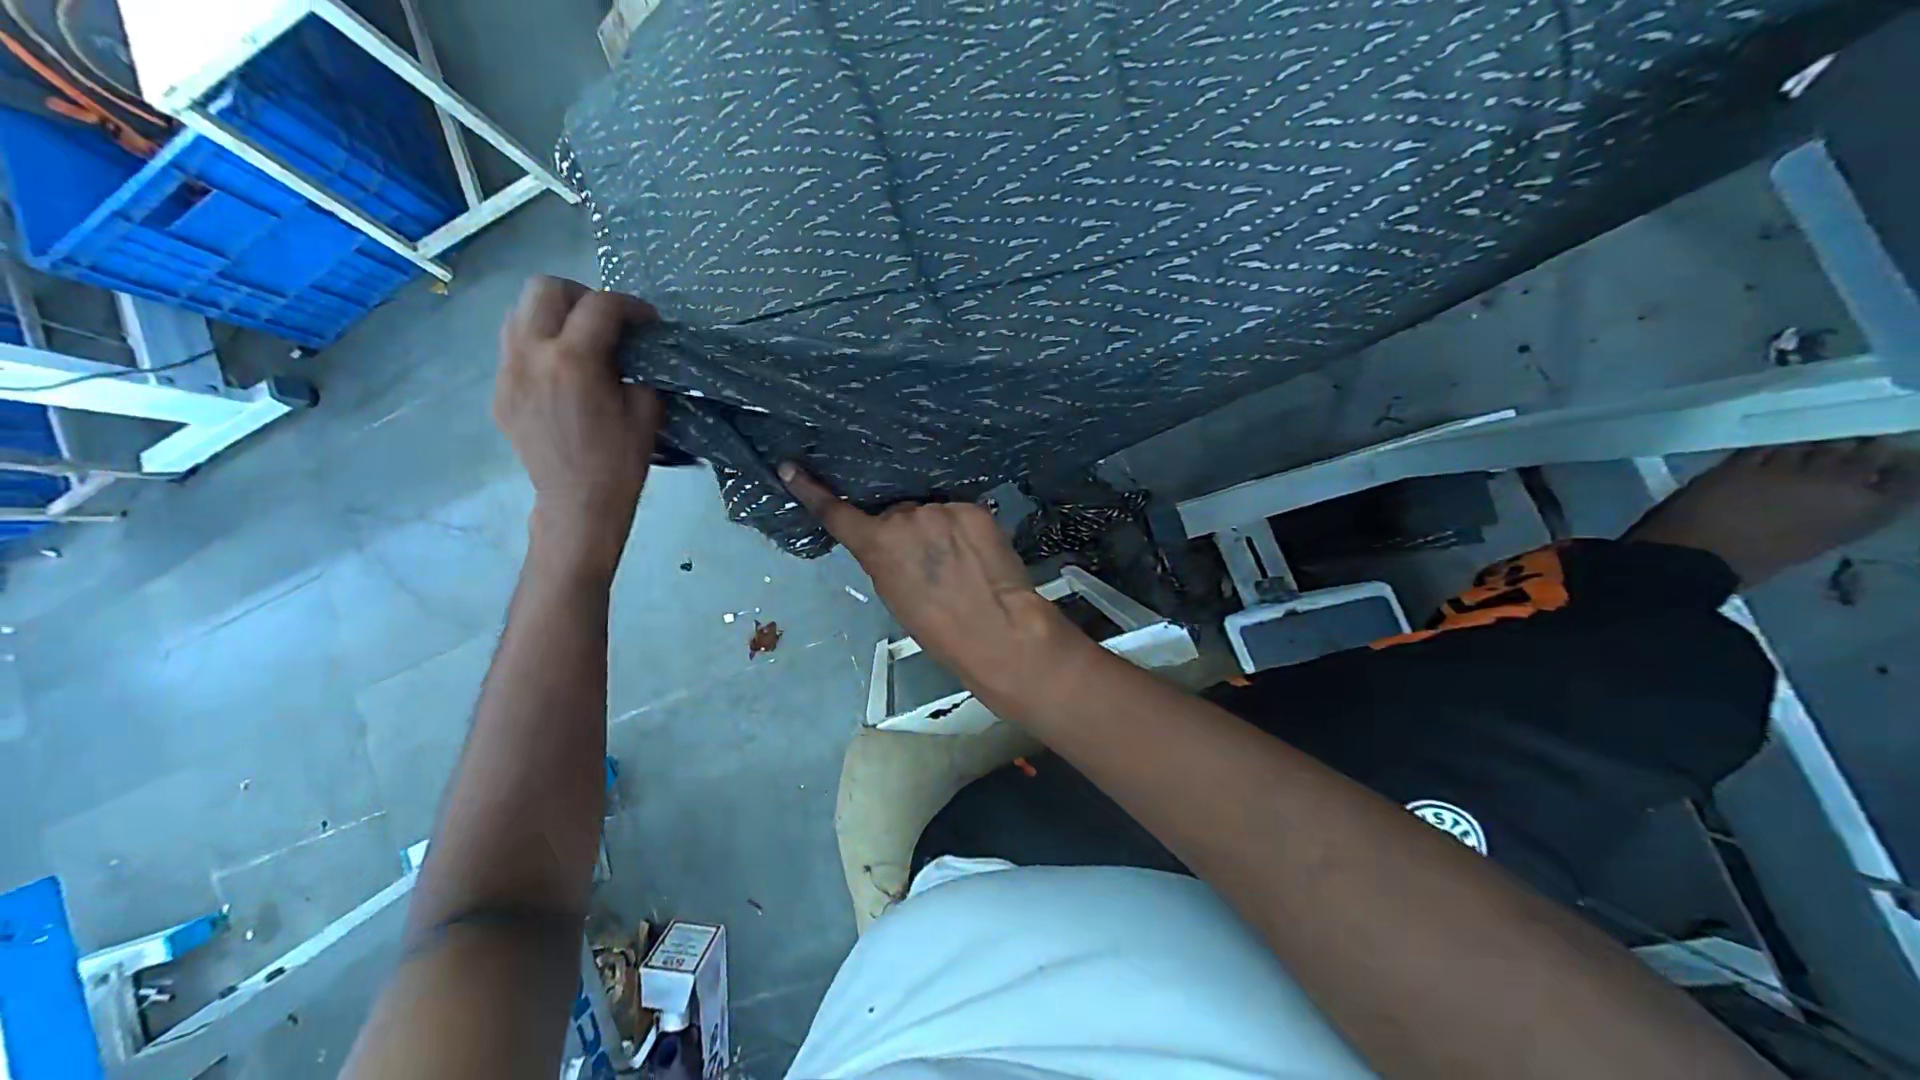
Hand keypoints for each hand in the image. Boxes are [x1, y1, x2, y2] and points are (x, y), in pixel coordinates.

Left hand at [495, 276, 661, 575]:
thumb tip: (632, 352)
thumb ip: (637, 370)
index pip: (600, 306)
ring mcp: (508, 372)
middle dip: (581, 295)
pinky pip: (513, 347)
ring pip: (519, 312)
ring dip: (554, 315)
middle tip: (606, 320)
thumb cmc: (620, 461)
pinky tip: (562, 371)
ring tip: (580, 339)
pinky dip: (540, 344)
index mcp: (574, 360)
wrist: (577, 502)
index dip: (631, 305)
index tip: (648, 320)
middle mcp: (532, 355)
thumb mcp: (646, 411)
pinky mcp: (500, 391)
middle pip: (544, 288)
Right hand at [781, 463, 1087, 694]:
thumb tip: (891, 542)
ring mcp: (941, 508)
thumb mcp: (895, 595)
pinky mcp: (973, 508)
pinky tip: (976, 552)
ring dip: (937, 527)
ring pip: (930, 511)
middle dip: (906, 530)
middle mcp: (905, 517)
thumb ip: (884, 558)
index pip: (836, 512)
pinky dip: (963, 528)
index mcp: (877, 544)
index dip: (810, 490)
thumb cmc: (940, 628)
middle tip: (928, 561)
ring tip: (957, 559)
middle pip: (897, 512)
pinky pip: (959, 512)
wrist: (996, 628)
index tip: (791, 467)